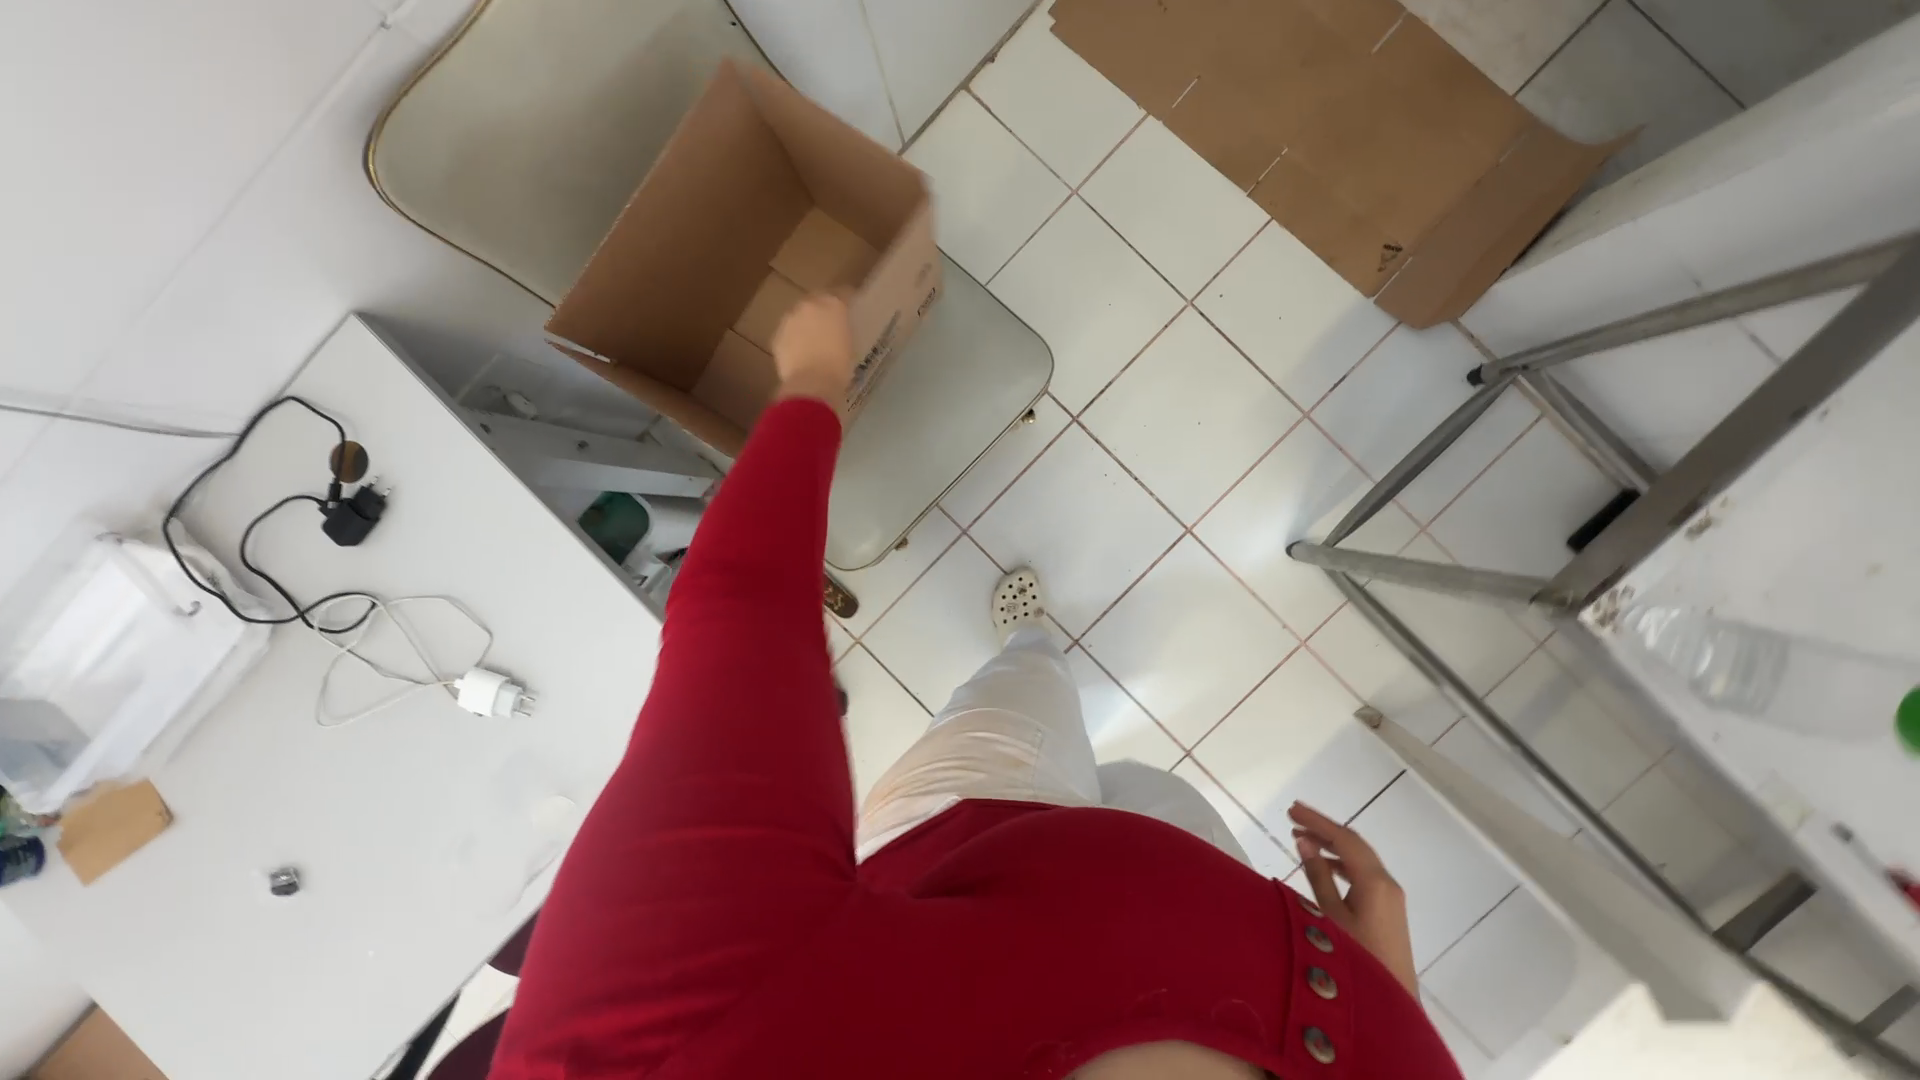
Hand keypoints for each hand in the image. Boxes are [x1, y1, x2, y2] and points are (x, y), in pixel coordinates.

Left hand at [772, 293, 855, 407]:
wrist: (812, 384)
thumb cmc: (840, 366)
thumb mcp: (850, 344)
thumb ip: (843, 329)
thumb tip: (838, 329)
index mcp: (834, 304)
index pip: (844, 293)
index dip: (847, 300)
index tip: (851, 306)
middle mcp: (810, 305)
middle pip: (817, 299)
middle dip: (823, 308)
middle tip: (830, 322)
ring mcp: (790, 319)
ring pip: (799, 315)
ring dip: (805, 322)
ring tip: (812, 338)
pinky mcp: (777, 335)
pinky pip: (788, 332)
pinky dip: (794, 338)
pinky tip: (800, 352)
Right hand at [1290, 802, 1416, 995]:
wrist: (1391, 1006)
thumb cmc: (1355, 958)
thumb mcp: (1329, 917)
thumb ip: (1318, 877)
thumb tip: (1304, 842)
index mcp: (1375, 882)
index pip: (1344, 839)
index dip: (1317, 821)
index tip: (1290, 810)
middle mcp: (1387, 883)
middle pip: (1354, 844)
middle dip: (1323, 829)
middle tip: (1291, 818)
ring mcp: (1391, 897)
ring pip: (1359, 858)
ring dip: (1331, 845)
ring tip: (1300, 839)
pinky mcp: (1388, 909)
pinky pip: (1363, 873)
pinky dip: (1341, 862)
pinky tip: (1323, 865)